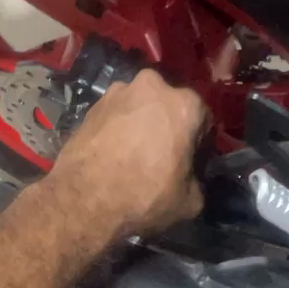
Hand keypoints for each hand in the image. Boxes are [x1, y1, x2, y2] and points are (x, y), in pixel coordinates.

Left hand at [42, 70, 207, 239]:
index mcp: (186, 104)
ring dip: (143, 125)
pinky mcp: (93, 103)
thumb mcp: (190, 202)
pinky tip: (115, 153)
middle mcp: (153, 86)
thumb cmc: (145, 196)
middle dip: (170, 128)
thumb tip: (192, 179)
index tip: (191, 163)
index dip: (200, 145)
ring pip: (142, 108)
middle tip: (163, 158)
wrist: (85, 199)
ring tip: (135, 156)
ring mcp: (119, 91)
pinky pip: (117, 115)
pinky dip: (120, 129)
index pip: (204, 121)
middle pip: (170, 108)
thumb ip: (198, 182)